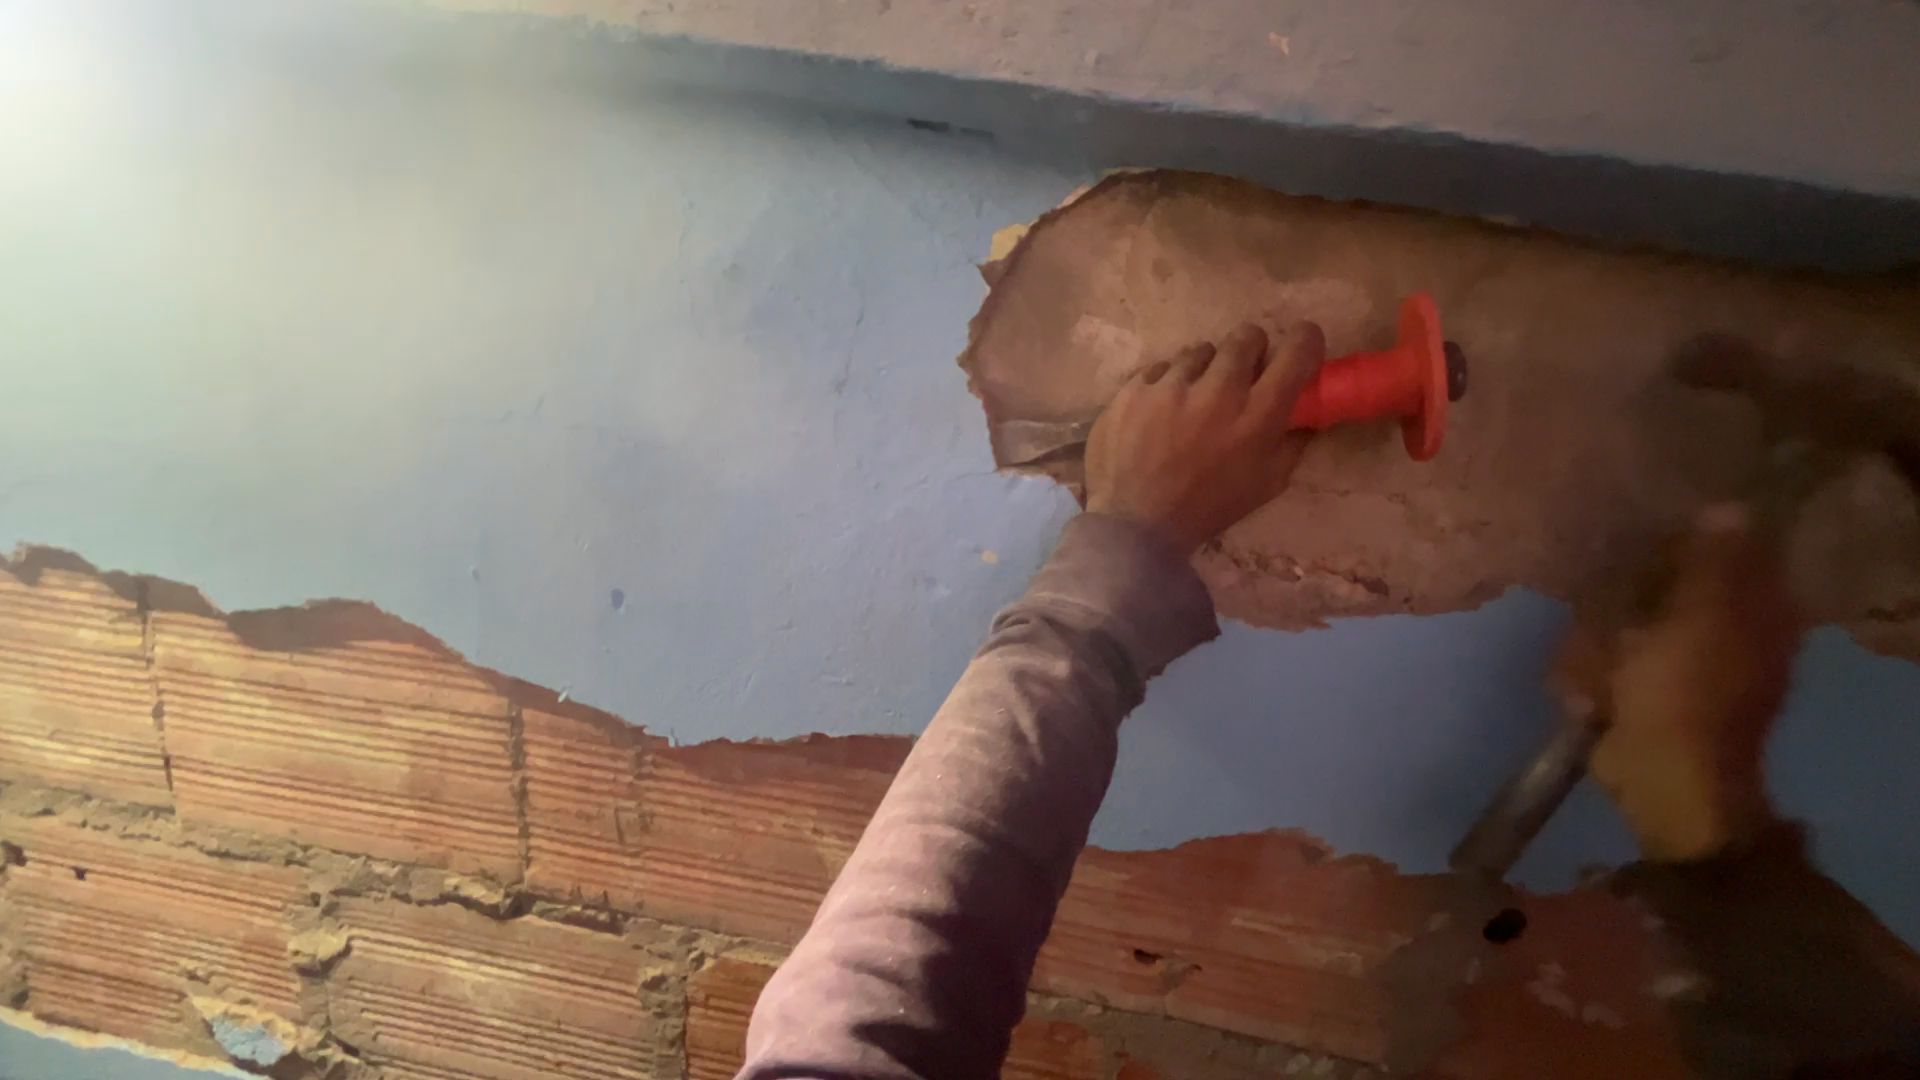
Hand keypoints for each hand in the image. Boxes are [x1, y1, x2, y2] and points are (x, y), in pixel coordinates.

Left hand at [1084, 323, 1325, 553]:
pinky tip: (1157, 412)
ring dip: (1202, 370)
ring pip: (1198, 352)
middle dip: (1250, 351)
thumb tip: (1304, 411)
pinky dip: (1163, 385)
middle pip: (1246, 337)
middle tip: (1240, 374)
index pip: (1297, 350)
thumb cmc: (1206, 509)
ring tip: (1191, 400)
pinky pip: (1158, 369)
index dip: (1304, 341)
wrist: (1134, 526)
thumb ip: (1290, 442)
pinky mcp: (1132, 391)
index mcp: (1257, 415)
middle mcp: (1216, 391)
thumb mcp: (1265, 485)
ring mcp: (1169, 388)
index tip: (1298, 346)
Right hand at [1558, 504, 1801, 861]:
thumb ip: (1708, 567)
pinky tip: (1588, 695)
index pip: (1722, 555)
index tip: (1643, 542)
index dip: (1685, 543)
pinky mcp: (1630, 686)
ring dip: (1592, 648)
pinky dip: (1584, 674)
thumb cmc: (1682, 696)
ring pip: (1610, 623)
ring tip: (1597, 677)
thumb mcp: (1697, 622)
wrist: (1657, 775)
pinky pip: (1593, 658)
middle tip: (1612, 626)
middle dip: (1618, 606)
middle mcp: (1713, 632)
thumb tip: (1725, 506)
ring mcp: (1666, 662)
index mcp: (1750, 614)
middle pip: (1651, 588)